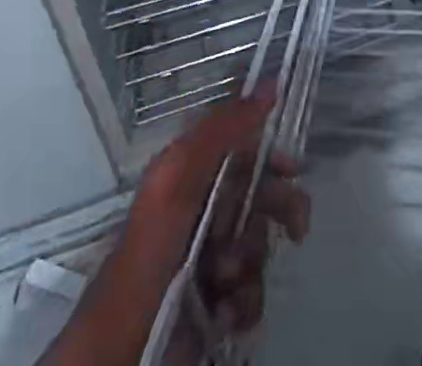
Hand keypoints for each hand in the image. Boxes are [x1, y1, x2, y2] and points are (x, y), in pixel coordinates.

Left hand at [131, 81, 311, 337]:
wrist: (127, 337)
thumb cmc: (153, 246)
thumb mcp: (181, 174)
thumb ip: (223, 130)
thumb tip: (270, 84)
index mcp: (192, 175)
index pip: (244, 151)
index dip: (272, 157)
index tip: (292, 168)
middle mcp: (205, 209)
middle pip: (263, 196)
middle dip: (279, 212)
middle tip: (295, 228)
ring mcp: (212, 256)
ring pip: (261, 246)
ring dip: (251, 265)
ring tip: (225, 279)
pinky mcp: (218, 299)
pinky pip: (253, 292)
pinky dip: (245, 303)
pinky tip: (225, 310)